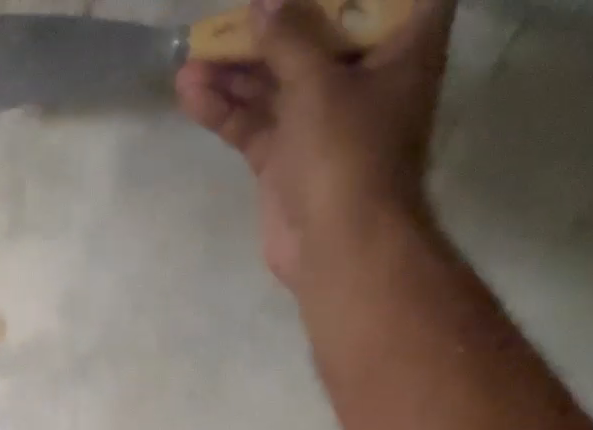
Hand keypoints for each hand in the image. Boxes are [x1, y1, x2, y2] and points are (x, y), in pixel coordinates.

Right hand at [176, 0, 456, 287]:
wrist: (338, 243)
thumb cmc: (349, 152)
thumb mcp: (319, 83)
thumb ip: (288, 39)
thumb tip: (263, 2)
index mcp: (401, 50)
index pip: (390, 0)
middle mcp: (364, 79)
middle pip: (317, 37)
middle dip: (270, 28)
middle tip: (227, 18)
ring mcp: (321, 121)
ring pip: (275, 83)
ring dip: (235, 72)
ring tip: (191, 59)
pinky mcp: (285, 157)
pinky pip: (253, 123)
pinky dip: (224, 109)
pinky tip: (190, 93)